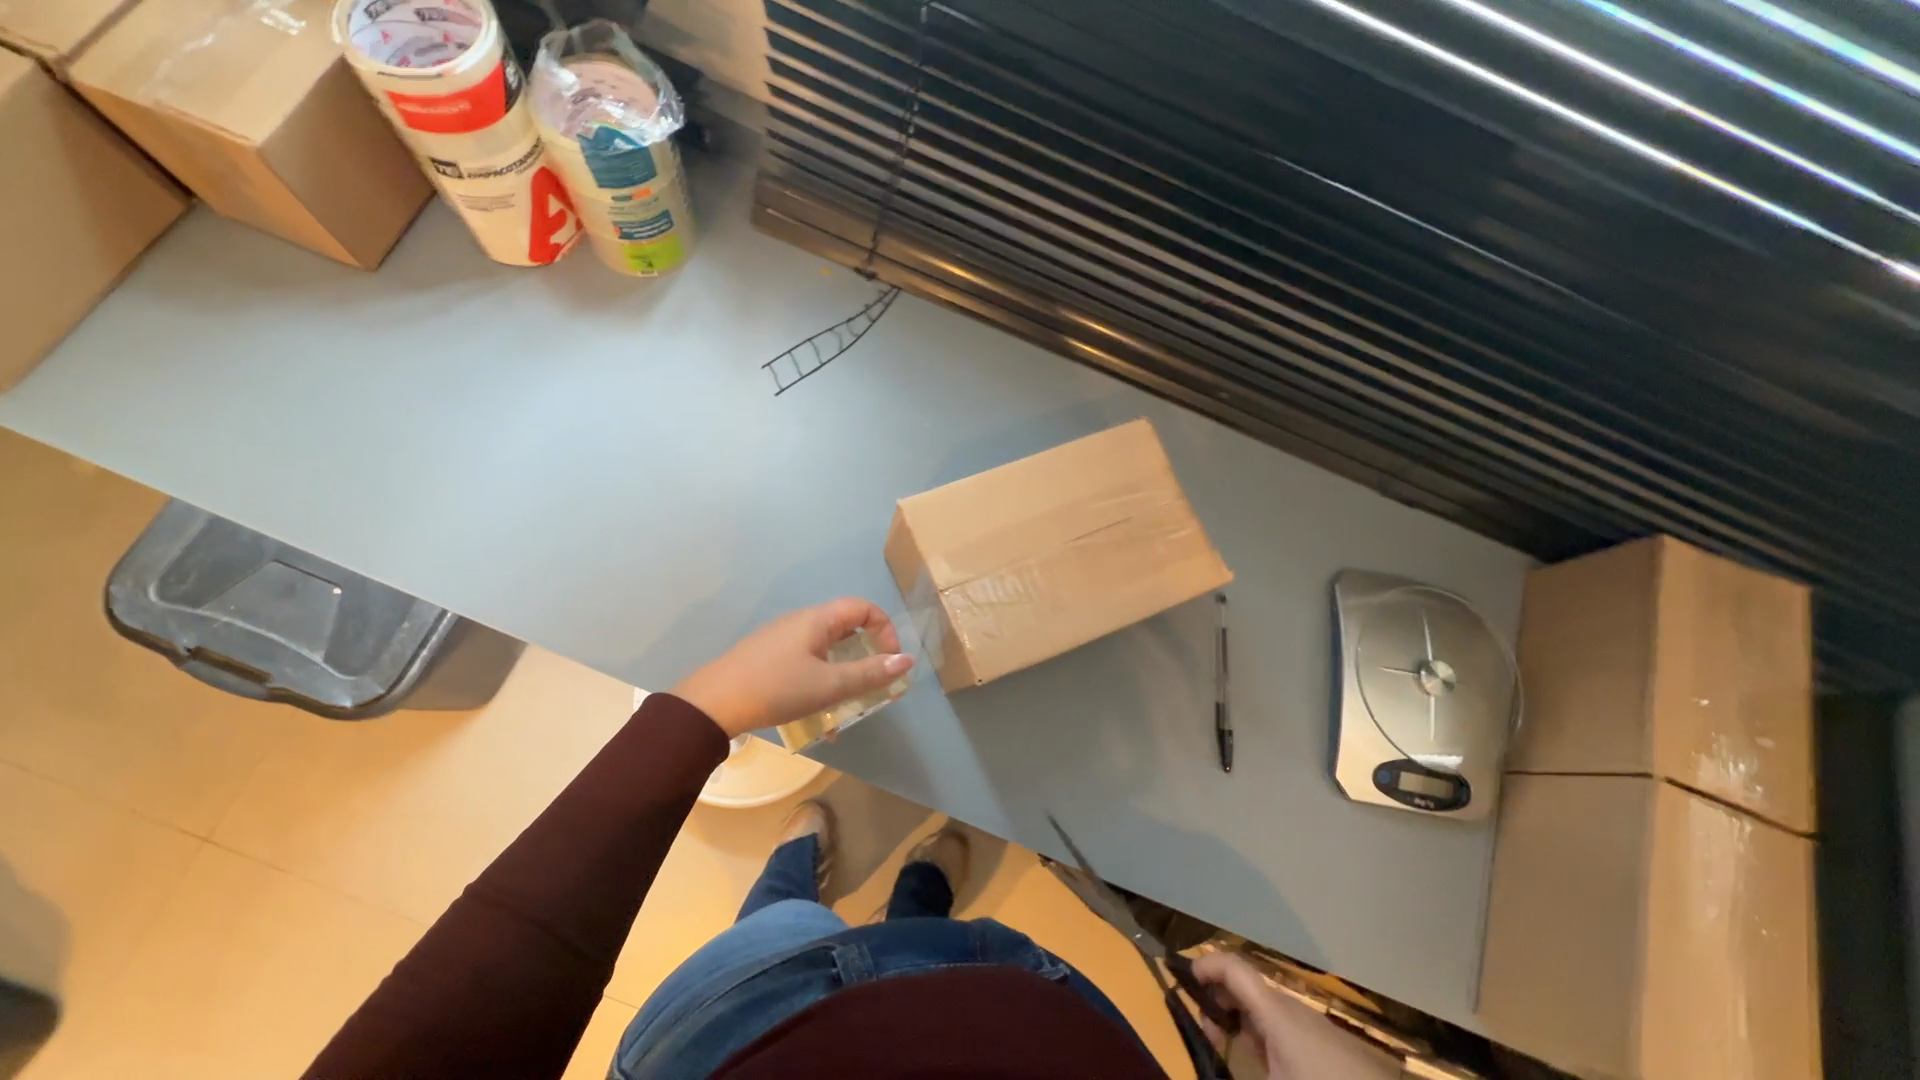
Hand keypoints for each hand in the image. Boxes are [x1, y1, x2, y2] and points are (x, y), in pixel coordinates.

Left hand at [672, 598, 914, 738]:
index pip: (863, 608)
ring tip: (849, 709)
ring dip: (845, 676)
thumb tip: (906, 660)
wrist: (712, 704)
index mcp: (817, 620)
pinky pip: (807, 665)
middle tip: (877, 687)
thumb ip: (869, 674)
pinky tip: (819, 720)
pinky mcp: (768, 659)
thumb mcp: (829, 686)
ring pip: (826, 651)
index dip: (885, 630)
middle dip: (867, 657)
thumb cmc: (776, 688)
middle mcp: (801, 623)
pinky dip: (822, 684)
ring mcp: (782, 640)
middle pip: (846, 629)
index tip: (890, 662)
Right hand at [1189, 953, 1400, 1079]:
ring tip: (1231, 1051)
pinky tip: (1264, 1065)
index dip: (1204, 967)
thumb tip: (1208, 1072)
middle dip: (1217, 1003)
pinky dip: (1262, 1034)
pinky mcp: (1326, 1044)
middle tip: (1209, 1039)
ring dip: (1239, 1021)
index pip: (1233, 967)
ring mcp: (1311, 1026)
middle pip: (1244, 986)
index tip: (1182, 986)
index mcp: (1276, 1014)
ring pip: (1263, 1007)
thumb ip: (1236, 1072)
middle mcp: (1292, 1010)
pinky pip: (1282, 1025)